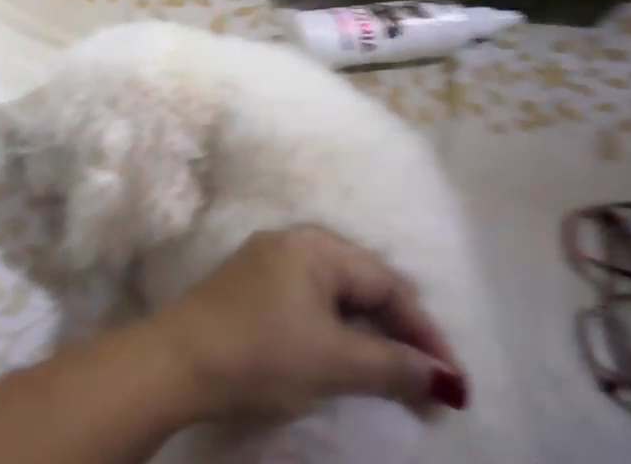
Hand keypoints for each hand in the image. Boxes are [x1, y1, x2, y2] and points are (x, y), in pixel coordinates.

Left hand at [148, 226, 468, 421]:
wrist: (176, 362)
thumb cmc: (262, 354)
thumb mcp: (335, 362)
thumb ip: (395, 367)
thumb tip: (445, 379)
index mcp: (314, 246)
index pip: (387, 285)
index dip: (425, 335)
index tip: (454, 384)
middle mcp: (292, 243)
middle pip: (364, 286)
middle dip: (401, 337)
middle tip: (431, 387)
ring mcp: (267, 264)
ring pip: (337, 298)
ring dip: (370, 340)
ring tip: (398, 383)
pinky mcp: (250, 289)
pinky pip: (311, 305)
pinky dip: (338, 335)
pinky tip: (350, 363)